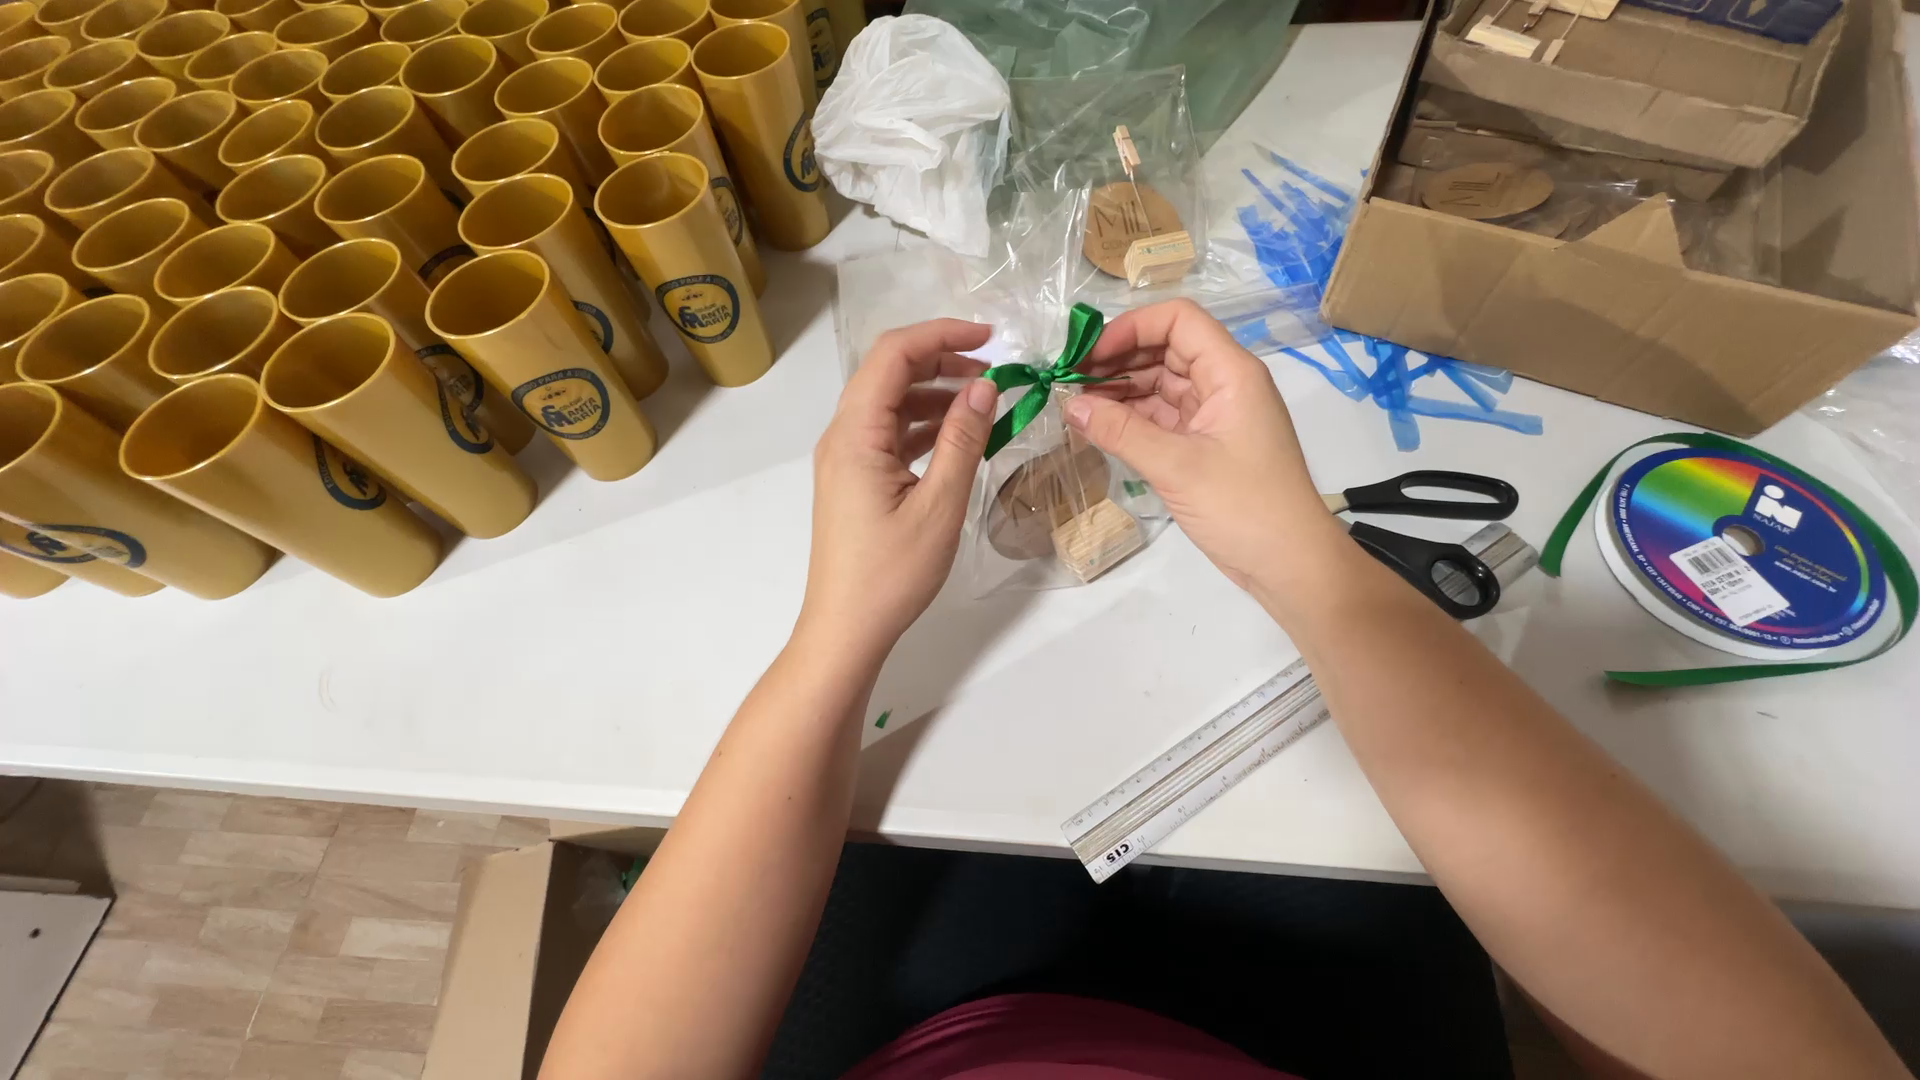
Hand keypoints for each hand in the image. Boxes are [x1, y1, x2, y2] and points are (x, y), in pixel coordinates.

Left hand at [800, 319, 997, 661]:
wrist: (846, 628)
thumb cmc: (892, 573)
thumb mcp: (939, 506)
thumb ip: (963, 440)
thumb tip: (985, 386)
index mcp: (855, 434)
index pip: (893, 354)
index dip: (941, 334)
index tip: (992, 339)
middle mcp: (843, 436)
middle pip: (889, 373)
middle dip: (942, 361)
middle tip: (996, 374)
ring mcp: (846, 458)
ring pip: (891, 404)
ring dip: (936, 395)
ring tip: (986, 405)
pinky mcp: (855, 479)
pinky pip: (890, 435)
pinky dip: (925, 427)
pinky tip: (961, 438)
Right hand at [1066, 299, 1352, 599]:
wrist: (1289, 563)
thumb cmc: (1244, 507)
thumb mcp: (1177, 466)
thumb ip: (1121, 432)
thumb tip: (1069, 405)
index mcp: (1230, 373)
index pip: (1179, 321)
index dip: (1131, 328)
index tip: (1088, 355)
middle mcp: (1222, 385)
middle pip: (1165, 350)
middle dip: (1117, 360)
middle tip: (1068, 381)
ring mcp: (1213, 416)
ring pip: (1159, 385)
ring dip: (1119, 390)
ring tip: (1075, 405)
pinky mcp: (1203, 446)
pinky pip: (1161, 418)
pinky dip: (1130, 419)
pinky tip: (1097, 426)